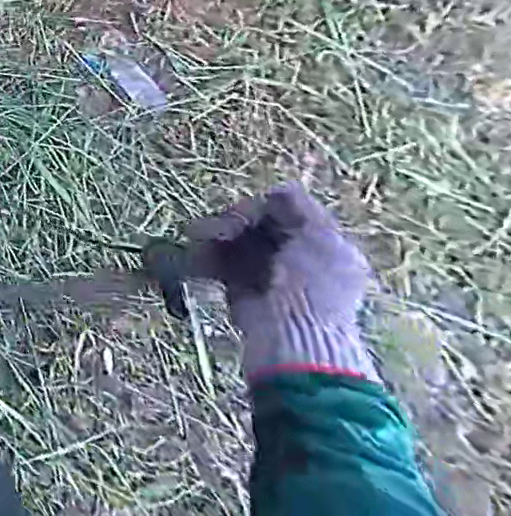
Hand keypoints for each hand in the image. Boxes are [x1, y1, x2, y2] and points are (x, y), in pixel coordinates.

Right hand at [191, 182, 376, 381]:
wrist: (289, 331)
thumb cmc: (312, 285)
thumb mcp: (320, 241)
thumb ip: (302, 209)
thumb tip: (283, 185)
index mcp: (317, 241)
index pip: (276, 209)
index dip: (254, 208)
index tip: (240, 218)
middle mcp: (290, 250)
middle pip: (246, 221)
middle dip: (225, 223)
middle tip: (216, 234)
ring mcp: (261, 266)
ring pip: (224, 237)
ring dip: (208, 238)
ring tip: (198, 246)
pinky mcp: (235, 280)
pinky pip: (211, 258)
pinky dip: (200, 257)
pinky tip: (195, 262)